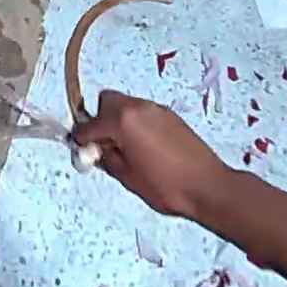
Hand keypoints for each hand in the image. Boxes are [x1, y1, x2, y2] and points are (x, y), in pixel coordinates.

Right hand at [73, 90, 233, 218]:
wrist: (207, 185)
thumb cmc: (165, 185)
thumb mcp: (127, 176)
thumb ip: (106, 158)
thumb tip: (96, 151)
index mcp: (123, 120)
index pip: (90, 124)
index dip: (81, 137)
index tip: (79, 148)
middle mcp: (138, 107)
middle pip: (108, 101)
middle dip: (100, 119)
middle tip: (103, 144)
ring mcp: (156, 109)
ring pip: (126, 104)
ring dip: (118, 120)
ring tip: (124, 148)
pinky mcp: (169, 115)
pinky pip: (143, 112)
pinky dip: (135, 122)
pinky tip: (142, 146)